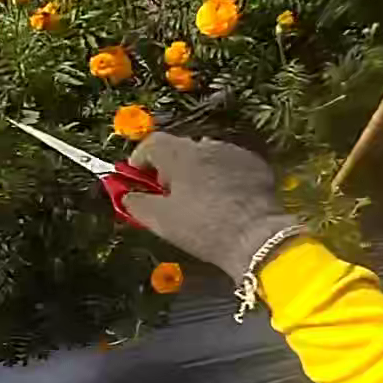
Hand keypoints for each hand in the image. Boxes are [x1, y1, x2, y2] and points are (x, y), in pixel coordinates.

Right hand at [121, 132, 300, 281]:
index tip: (136, 181)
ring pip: (205, 158)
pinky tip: (222, 203)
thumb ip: (135, 203)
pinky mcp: (256, 166)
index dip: (138, 162)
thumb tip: (125, 196)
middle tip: (165, 198)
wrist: (256, 238)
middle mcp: (207, 145)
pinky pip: (229, 166)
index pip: (150, 144)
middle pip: (178, 150)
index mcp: (180, 154)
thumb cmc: (203, 228)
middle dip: (167, 170)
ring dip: (195, 174)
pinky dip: (220, 179)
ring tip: (196, 203)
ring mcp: (234, 153)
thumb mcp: (160, 220)